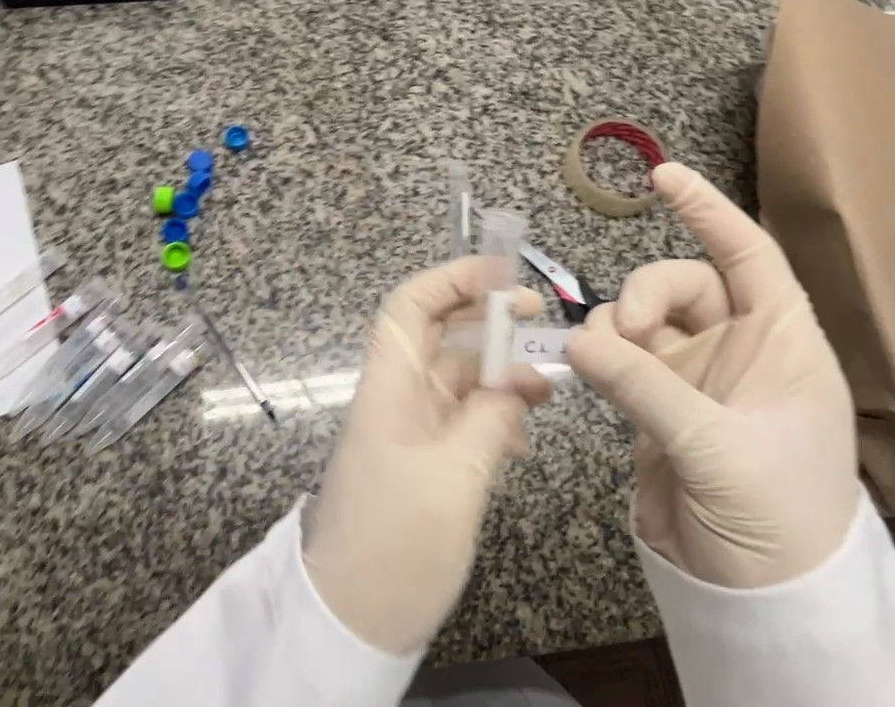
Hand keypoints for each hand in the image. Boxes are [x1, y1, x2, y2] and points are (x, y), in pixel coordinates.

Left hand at [303, 258, 552, 654]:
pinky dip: (493, 418)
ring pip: (456, 379)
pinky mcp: (421, 462)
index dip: (452, 278)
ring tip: (544, 393)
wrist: (350, 622)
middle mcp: (395, 398)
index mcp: (388, 387)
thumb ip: (488, 420)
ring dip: (498, 376)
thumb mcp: (453, 480)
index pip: (409, 306)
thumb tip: (512, 385)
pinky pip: (460, 420)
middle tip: (538, 320)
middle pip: (438, 335)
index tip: (503, 274)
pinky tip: (520, 441)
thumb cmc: (395, 546)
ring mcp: (408, 431)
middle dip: (486, 320)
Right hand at [568, 164, 857, 588]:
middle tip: (626, 328)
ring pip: (644, 321)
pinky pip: (621, 361)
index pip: (750, 257)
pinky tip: (585, 367)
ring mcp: (695, 379)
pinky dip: (600, 356)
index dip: (711, 213)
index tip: (665, 177)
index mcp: (785, 345)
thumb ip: (646, 388)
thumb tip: (578, 337)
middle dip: (647, 292)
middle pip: (683, 284)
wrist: (763, 599)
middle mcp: (740, 351)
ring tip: (599, 355)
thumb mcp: (720, 448)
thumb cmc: (780, 518)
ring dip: (617, 326)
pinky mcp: (658, 408)